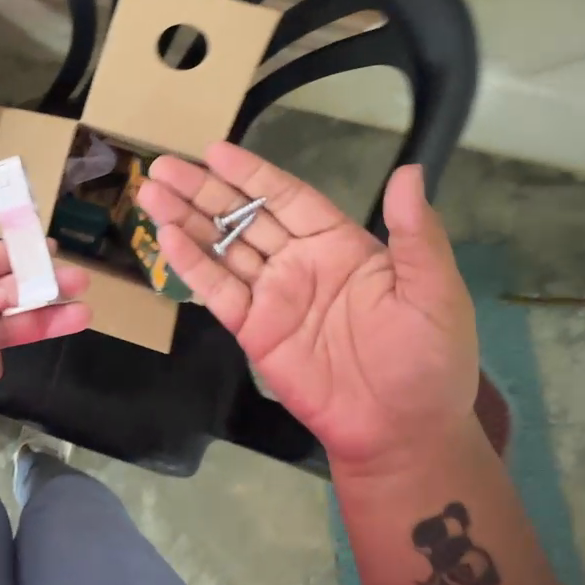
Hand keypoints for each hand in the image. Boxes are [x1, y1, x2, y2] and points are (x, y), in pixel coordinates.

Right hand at [135, 142, 476, 472]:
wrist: (401, 433)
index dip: (250, 173)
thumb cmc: (427, 360)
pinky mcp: (251, 328)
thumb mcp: (435, 293)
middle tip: (163, 166)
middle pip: (242, 216)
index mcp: (338, 244)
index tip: (213, 151)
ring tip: (150, 192)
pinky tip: (165, 238)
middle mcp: (297, 261)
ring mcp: (270, 294)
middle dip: (202, 190)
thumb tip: (409, 171)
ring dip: (185, 219)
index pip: (286, 197)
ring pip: (221, 247)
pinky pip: (216, 290)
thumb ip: (415, 234)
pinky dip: (190, 264)